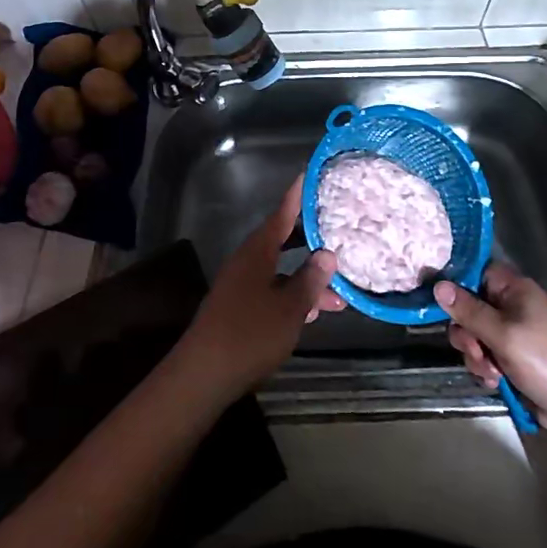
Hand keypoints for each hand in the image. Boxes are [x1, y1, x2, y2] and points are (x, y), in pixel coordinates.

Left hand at [175, 173, 344, 396]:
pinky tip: (314, 311)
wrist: (206, 370)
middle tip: (336, 230)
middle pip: (280, 241)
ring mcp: (241, 284)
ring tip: (340, 293)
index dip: (295, 197)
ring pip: (280, 270)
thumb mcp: (289, 308)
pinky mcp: (240, 307)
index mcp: (256, 252)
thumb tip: (326, 253)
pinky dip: (293, 296)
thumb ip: (309, 281)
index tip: (308, 176)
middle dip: (308, 239)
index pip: (280, 216)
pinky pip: (272, 290)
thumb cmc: (250, 333)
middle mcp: (247, 262)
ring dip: (306, 278)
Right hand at [437, 263, 546, 431]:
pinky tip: (496, 381)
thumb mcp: (504, 335)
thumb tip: (437, 284)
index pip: (474, 271)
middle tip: (475, 349)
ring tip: (491, 373)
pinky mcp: (512, 357)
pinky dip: (485, 367)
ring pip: (472, 334)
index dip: (454, 283)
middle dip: (465, 332)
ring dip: (474, 354)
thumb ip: (468, 310)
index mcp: (515, 290)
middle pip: (467, 306)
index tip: (437, 300)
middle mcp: (512, 306)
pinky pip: (483, 354)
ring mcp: (513, 332)